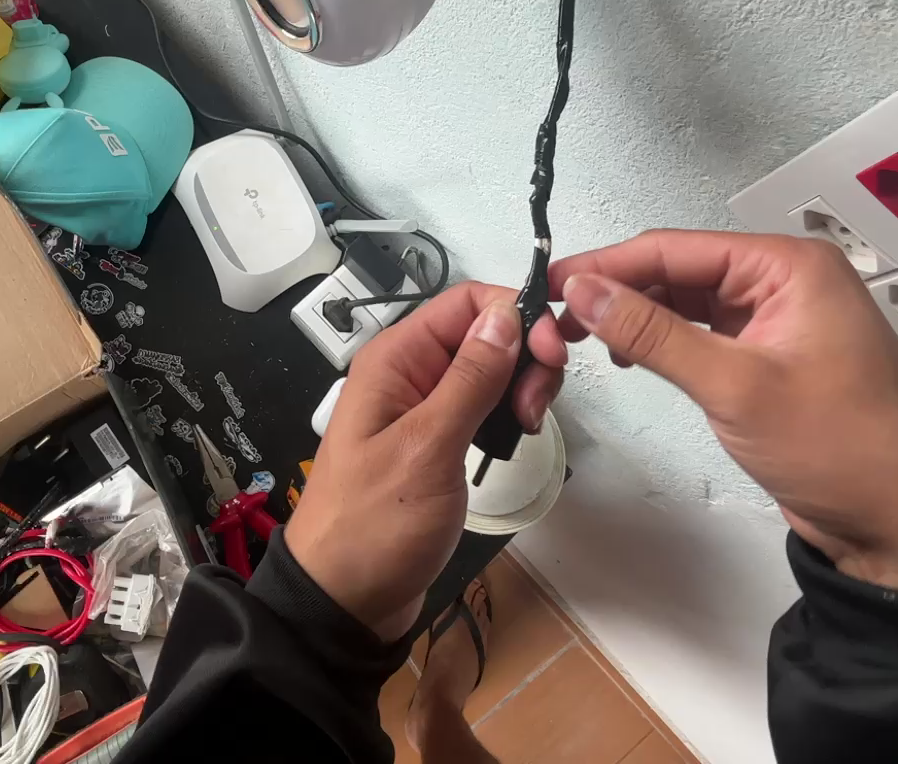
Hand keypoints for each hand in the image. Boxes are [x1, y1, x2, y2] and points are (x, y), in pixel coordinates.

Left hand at [285, 282, 566, 639]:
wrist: (346, 596)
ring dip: (519, 386)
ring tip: (526, 428)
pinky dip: (506, 412)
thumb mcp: (427, 446)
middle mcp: (409, 371)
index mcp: (396, 358)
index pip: (466, 301)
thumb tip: (505, 314)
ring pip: (488, 367)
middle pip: (483, 331)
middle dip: (523, 356)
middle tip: (535, 409)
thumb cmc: (375, 522)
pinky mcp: (438, 436)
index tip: (551, 352)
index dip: (515, 314)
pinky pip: (481, 403)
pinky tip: (515, 437)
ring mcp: (424, 405)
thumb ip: (469, 378)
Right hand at [550, 230, 897, 598]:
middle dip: (615, 291)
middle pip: (675, 269)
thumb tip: (579, 289)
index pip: (673, 249)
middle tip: (557, 318)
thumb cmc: (837, 448)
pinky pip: (697, 330)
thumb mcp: (734, 384)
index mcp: (786, 265)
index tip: (549, 284)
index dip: (605, 265)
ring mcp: (772, 317)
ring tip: (581, 337)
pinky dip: (657, 339)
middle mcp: (779, 279)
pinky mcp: (763, 353)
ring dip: (632, 316)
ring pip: (681, 299)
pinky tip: (625, 354)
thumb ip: (651, 332)